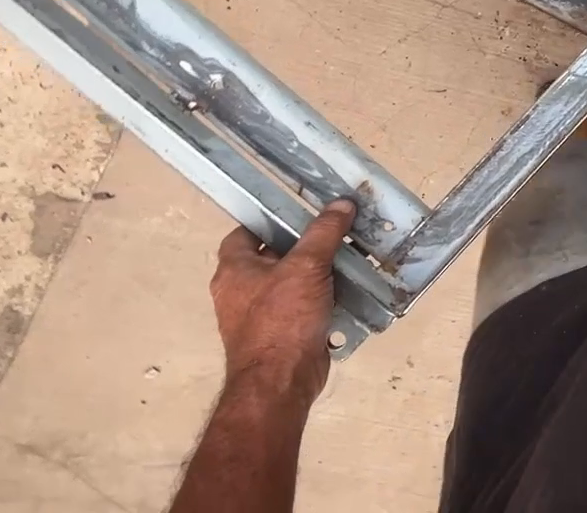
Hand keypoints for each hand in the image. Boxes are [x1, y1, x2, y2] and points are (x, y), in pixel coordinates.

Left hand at [209, 199, 355, 410]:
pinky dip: (325, 293)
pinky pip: (305, 302)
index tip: (302, 210)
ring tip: (352, 253)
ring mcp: (261, 315)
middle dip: (305, 242)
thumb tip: (341, 203)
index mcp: (234, 272)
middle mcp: (242, 292)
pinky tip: (351, 286)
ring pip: (292, 280)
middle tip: (337, 228)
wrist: (281, 381)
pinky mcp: (283, 332)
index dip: (269, 219)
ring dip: (319, 268)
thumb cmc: (283, 318)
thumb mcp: (306, 266)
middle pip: (273, 255)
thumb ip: (324, 232)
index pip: (243, 234)